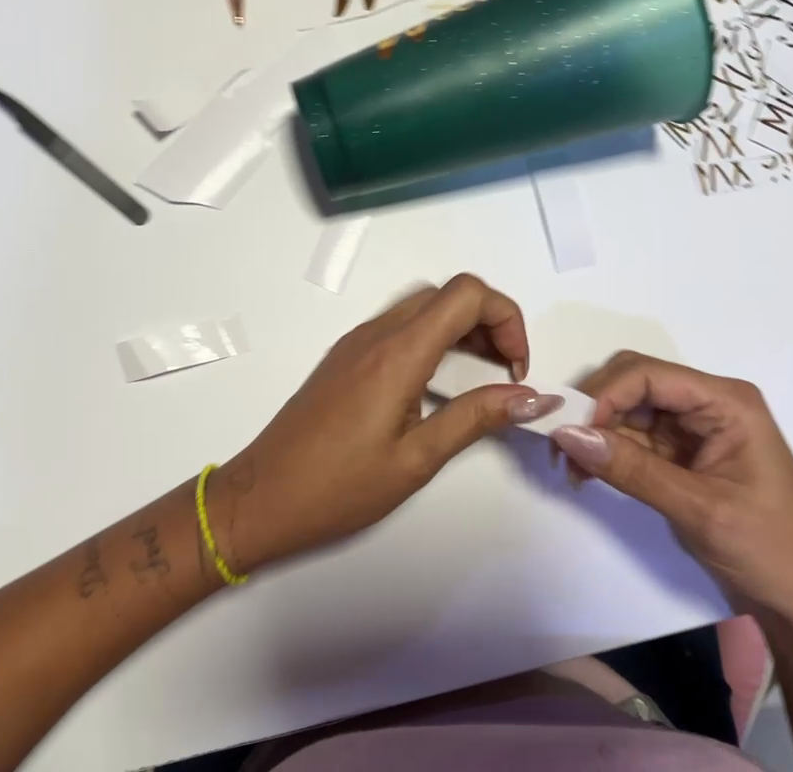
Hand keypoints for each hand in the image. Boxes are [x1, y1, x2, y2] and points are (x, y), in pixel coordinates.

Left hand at [212, 275, 562, 572]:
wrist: (261, 499)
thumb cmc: (338, 487)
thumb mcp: (417, 459)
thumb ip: (476, 418)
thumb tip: (531, 396)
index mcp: (398, 353)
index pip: (466, 294)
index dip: (506, 318)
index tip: (516, 369)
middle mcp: (376, 334)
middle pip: (447, 293)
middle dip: (489, 322)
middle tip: (504, 373)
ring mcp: (355, 343)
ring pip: (421, 307)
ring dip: (460, 328)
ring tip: (481, 377)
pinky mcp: (344, 358)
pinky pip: (398, 327)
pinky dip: (431, 339)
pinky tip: (437, 383)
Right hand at [549, 352, 792, 626]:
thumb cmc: (771, 551)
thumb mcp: (698, 509)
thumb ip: (631, 468)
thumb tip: (568, 435)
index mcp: (727, 402)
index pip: (648, 374)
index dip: (604, 395)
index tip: (571, 433)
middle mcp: (710, 405)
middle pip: (635, 384)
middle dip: (595, 409)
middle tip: (564, 450)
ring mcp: (696, 431)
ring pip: (629, 411)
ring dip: (596, 433)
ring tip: (573, 470)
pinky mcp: (684, 456)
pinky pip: (636, 439)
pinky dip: (609, 452)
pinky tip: (589, 474)